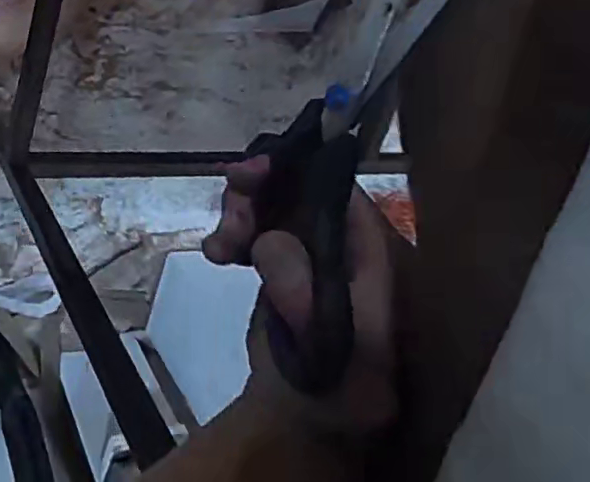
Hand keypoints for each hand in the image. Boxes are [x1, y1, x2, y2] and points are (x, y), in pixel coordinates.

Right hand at [204, 157, 397, 438]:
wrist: (295, 419)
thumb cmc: (331, 393)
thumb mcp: (333, 355)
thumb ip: (309, 301)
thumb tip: (269, 243)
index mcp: (372, 264)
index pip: (343, 196)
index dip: (302, 173)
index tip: (259, 171)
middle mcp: (342, 246)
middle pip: (300, 189)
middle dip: (261, 184)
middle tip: (233, 185)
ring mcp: (308, 250)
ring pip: (270, 201)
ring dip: (239, 210)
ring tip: (221, 244)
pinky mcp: (278, 259)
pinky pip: (250, 226)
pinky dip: (228, 230)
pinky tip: (216, 252)